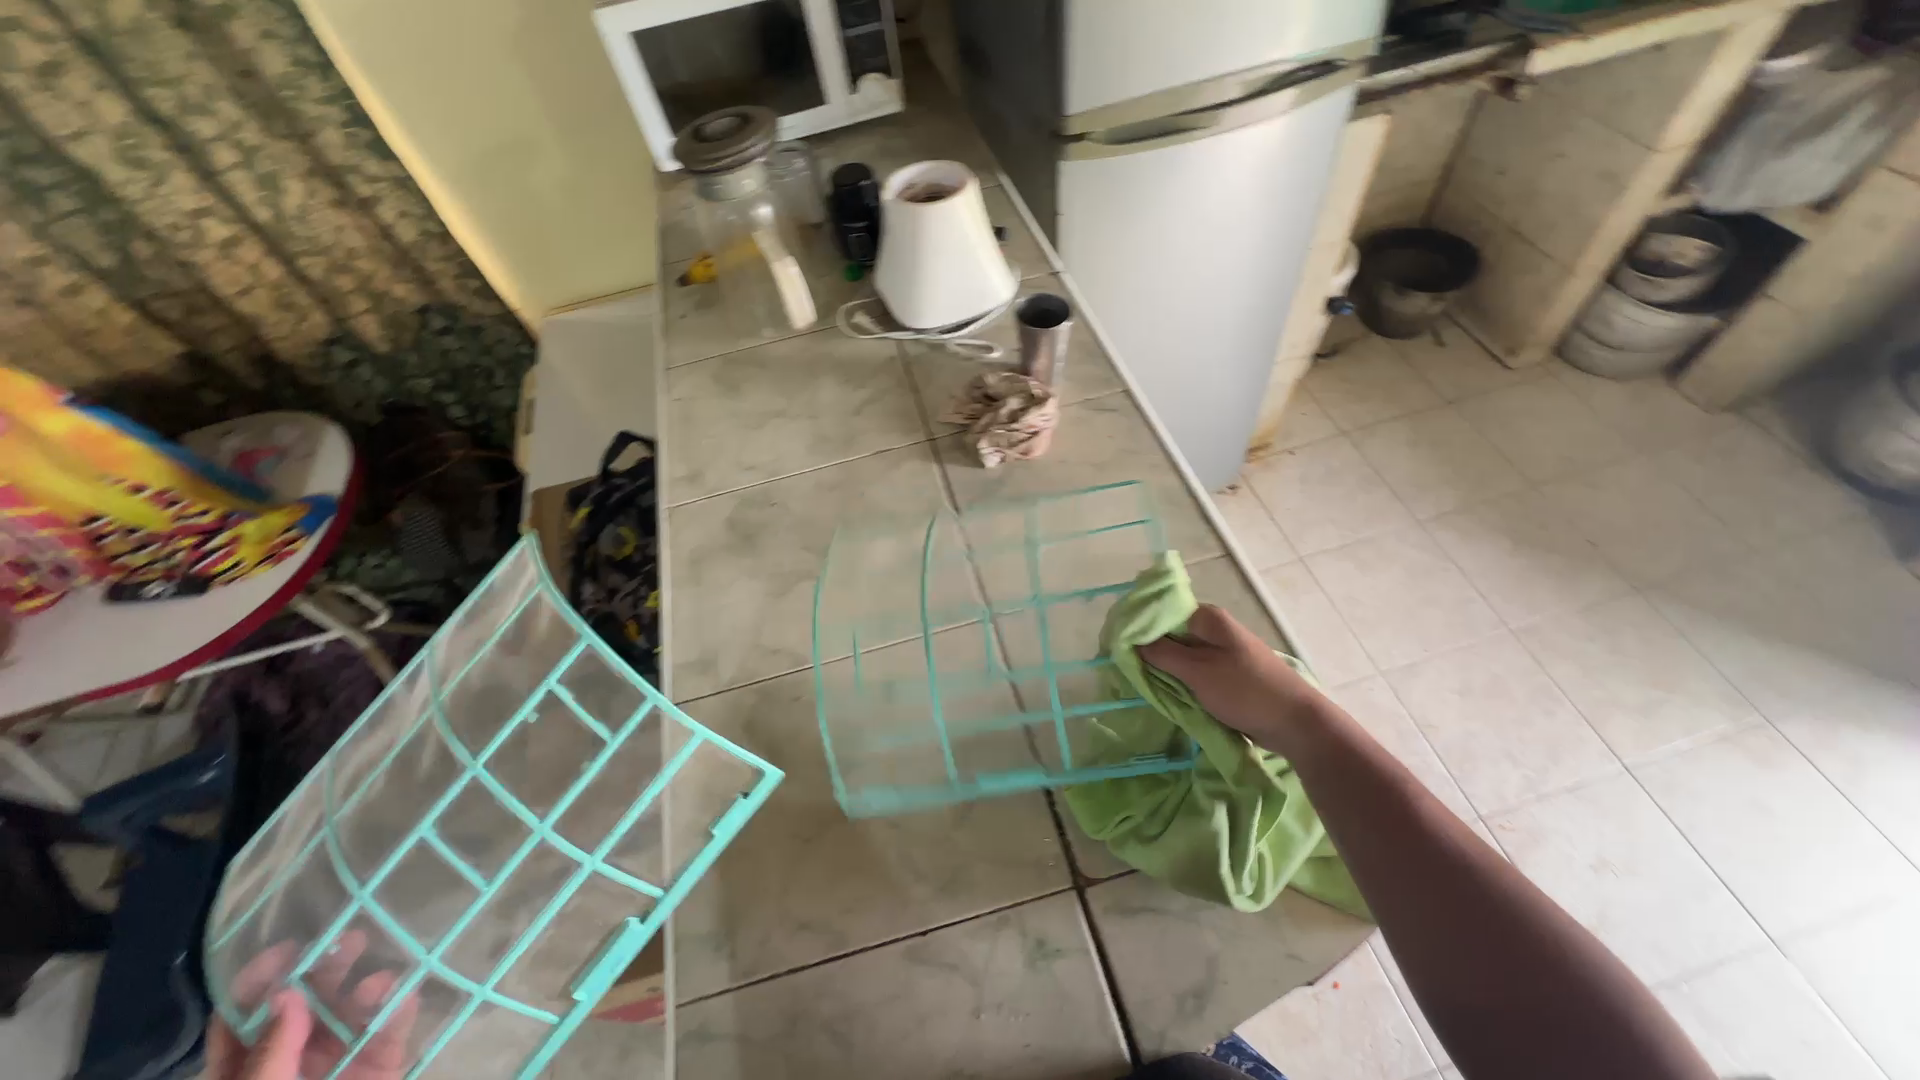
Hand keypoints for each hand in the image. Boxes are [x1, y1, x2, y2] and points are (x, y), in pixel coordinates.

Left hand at [207, 931, 416, 1079]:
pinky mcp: (381, 1067)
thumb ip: (269, 1054)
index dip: (260, 981)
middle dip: (324, 972)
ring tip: (378, 979)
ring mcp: (340, 1065)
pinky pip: (389, 1035)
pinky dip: (397, 1011)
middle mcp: (292, 1062)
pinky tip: (401, 996)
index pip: (245, 1017)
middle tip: (350, 940)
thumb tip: (288, 994)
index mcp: (247, 1072)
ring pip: (351, 1015)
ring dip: (365, 989)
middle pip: (305, 1005)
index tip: (288, 948)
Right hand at [1137, 604, 1330, 754]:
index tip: (1113, 646)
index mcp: (1207, 618)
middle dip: (1146, 650)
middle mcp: (1213, 630)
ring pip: (1178, 656)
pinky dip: (1177, 681)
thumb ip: (1161, 653)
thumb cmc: (1245, 691)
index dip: (1136, 627)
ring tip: (1136, 682)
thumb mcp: (1197, 672)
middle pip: (1168, 634)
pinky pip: (1191, 673)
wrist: (1294, 723)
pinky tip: (1162, 692)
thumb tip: (1129, 639)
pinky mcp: (1224, 675)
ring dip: (1161, 669)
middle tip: (1121, 668)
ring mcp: (1220, 653)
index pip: (1160, 612)